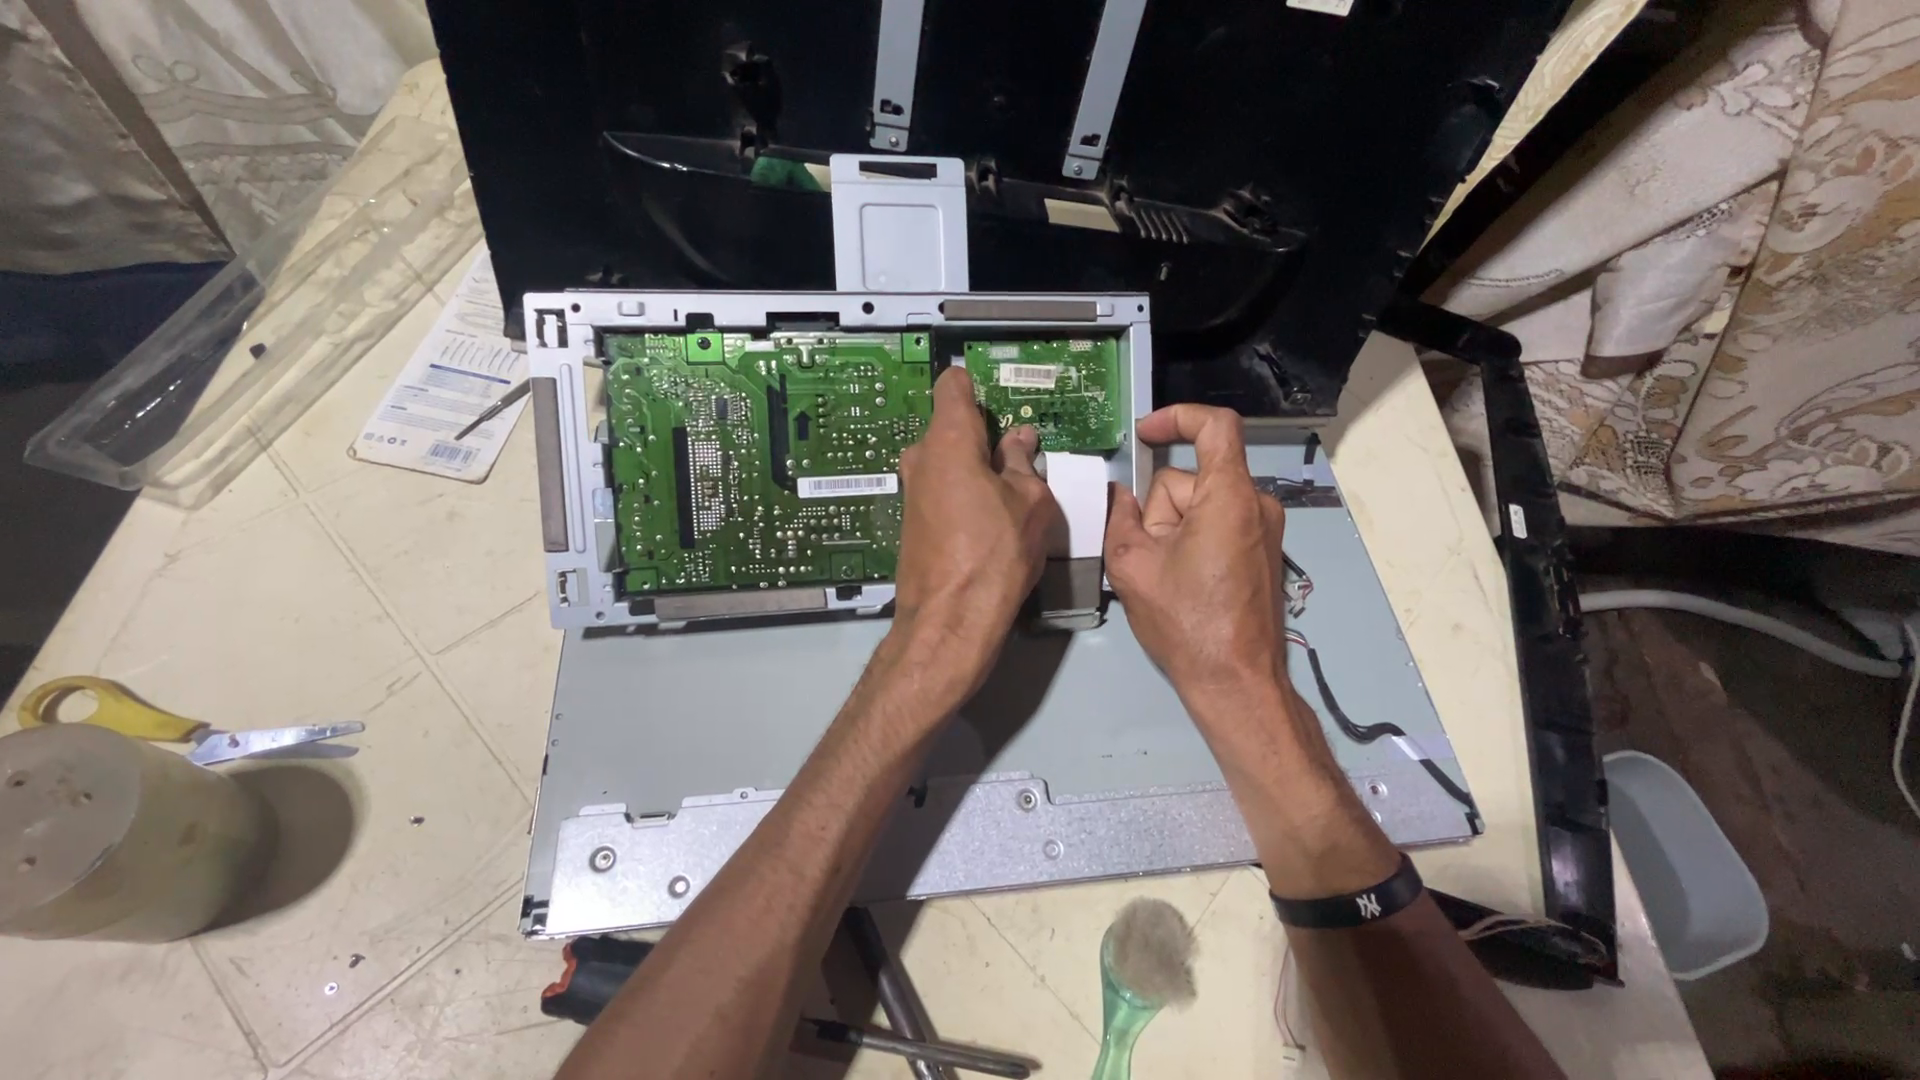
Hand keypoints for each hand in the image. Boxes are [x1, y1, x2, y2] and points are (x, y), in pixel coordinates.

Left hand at [891, 367, 1060, 692]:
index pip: (953, 385)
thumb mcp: (1029, 502)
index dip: (977, 386)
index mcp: (948, 440)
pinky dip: (963, 495)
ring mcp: (910, 491)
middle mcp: (919, 458)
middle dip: (985, 438)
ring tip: (1012, 497)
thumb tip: (1018, 440)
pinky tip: (989, 522)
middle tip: (1021, 461)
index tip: (1001, 402)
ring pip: (947, 462)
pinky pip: (941, 490)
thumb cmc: (995, 553)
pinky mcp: (911, 521)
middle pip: (952, 428)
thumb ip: (1022, 463)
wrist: (950, 619)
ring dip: (976, 470)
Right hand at [1104, 404, 1288, 700]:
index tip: (1144, 434)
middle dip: (1159, 509)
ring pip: (1201, 505)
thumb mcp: (1132, 565)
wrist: (1237, 681)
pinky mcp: (1262, 554)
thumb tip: (1120, 495)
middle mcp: (1256, 504)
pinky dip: (1192, 540)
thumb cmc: (1186, 622)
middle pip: (1191, 479)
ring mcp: (1264, 531)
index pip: (1214, 427)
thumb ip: (1120, 517)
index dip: (1176, 418)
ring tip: (1164, 576)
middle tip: (1147, 555)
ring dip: (1173, 529)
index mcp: (1229, 496)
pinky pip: (1217, 526)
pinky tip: (1181, 583)